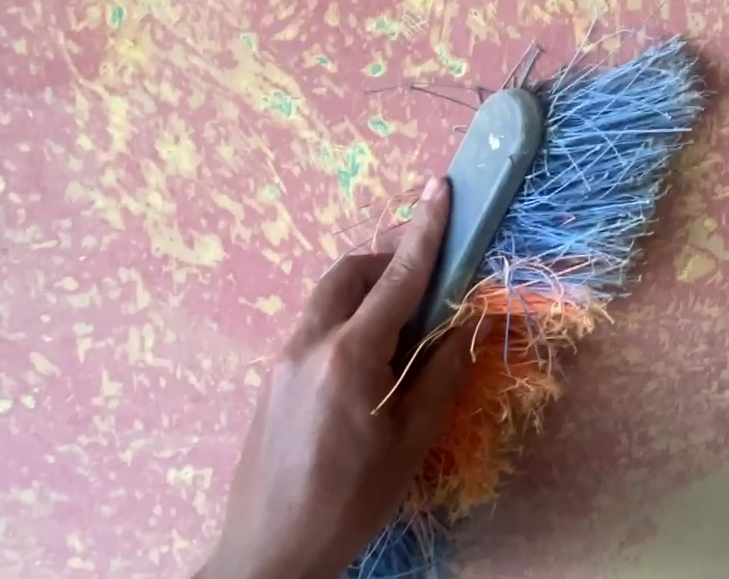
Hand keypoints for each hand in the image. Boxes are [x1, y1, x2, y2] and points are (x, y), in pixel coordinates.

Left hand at [199, 176, 471, 578]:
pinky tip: (373, 350)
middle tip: (429, 264)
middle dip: (390, 254)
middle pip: (351, 270)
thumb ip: (440, 372)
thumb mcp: (411, 441)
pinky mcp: (273, 378)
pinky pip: (318, 321)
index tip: (438, 186)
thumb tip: (462, 324)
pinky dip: (351, 311)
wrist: (266, 559)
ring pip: (330, 293)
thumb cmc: (349, 501)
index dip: (426, 229)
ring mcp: (283, 360)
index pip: (398, 277)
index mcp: (350, 355)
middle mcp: (310, 343)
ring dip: (369, 282)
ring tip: (406, 313)